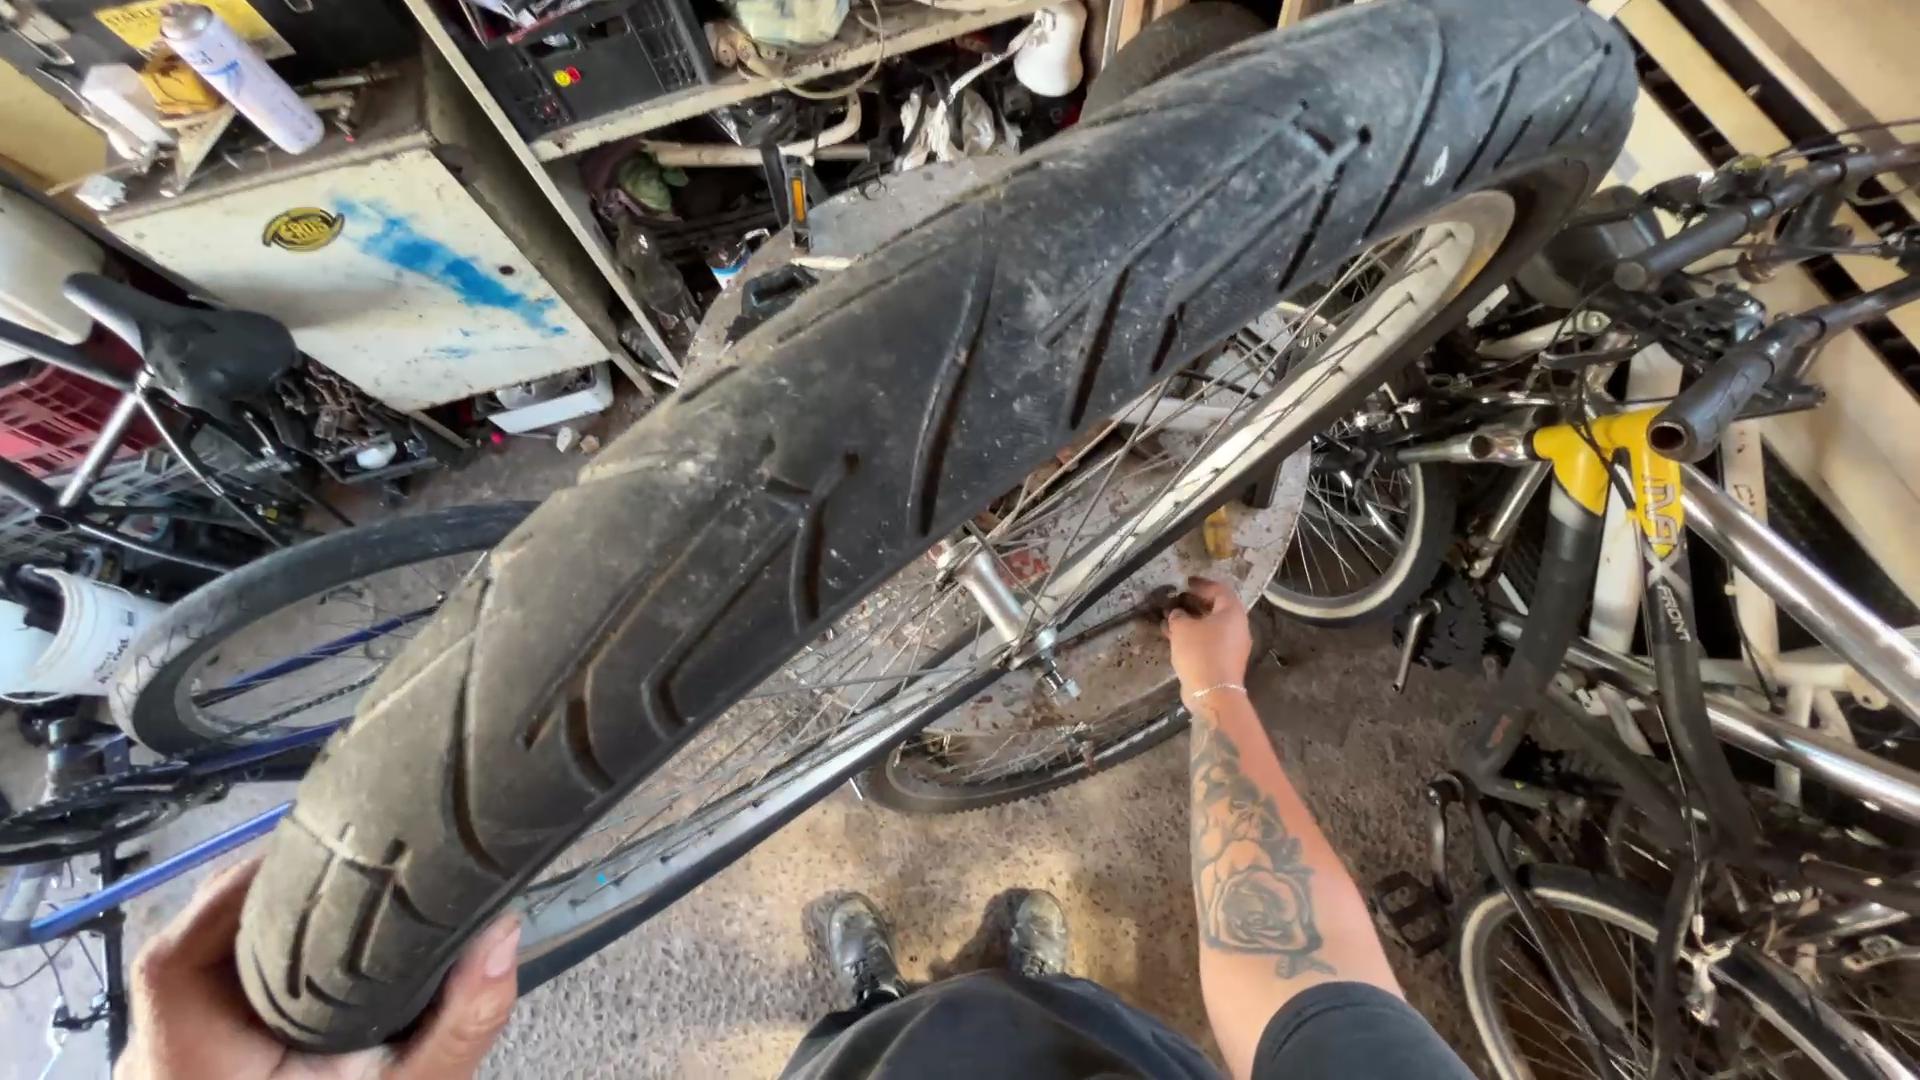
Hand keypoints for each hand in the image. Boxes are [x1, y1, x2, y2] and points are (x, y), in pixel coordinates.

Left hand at [118, 857, 519, 1079]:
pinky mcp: (200, 1060)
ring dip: (275, 915)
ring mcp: (176, 1061)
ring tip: (350, 881)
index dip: (235, 888)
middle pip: (195, 941)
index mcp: (193, 1068)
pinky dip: (275, 946)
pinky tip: (330, 932)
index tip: (317, 844)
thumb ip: (457, 1026)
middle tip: (357, 853)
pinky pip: (224, 982)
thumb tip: (503, 934)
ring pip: (209, 960)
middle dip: (274, 887)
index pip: (173, 958)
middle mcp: (166, 1060)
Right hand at [1163, 576, 1251, 695]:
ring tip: (1170, 620)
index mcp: (1232, 613)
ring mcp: (1232, 646)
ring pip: (1211, 626)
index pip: (1219, 590)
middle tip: (1176, 600)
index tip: (1186, 582)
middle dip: (1194, 603)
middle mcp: (1237, 627)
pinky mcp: (1224, 660)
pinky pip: (1209, 641)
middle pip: (1216, 608)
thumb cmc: (1200, 652)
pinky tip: (1174, 638)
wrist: (1213, 692)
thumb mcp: (1182, 628)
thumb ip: (1178, 615)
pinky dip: (1194, 636)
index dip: (1202, 584)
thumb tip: (1177, 613)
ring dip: (1191, 621)